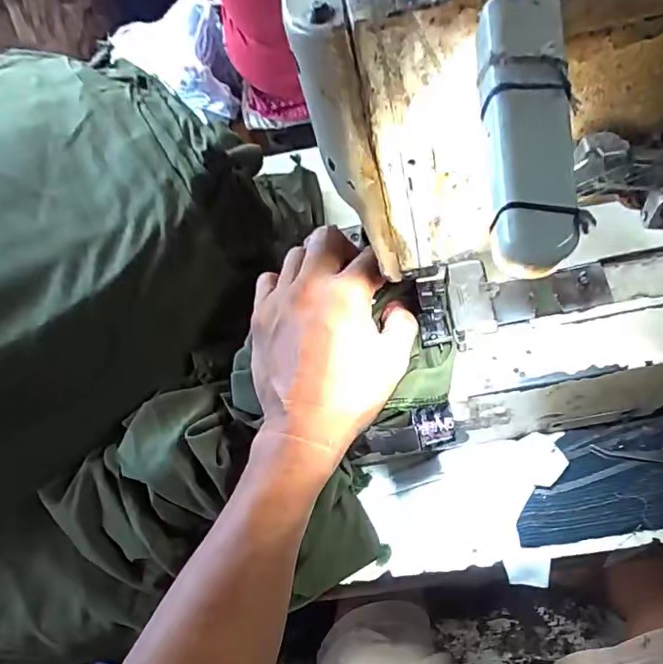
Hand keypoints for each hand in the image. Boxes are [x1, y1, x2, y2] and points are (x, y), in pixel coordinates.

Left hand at [250, 226, 417, 464]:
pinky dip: (282, 281)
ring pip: (294, 254)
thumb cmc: (348, 397)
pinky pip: (268, 280)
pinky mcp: (260, 317)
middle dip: (344, 248)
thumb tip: (397, 308)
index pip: (370, 257)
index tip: (385, 276)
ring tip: (322, 284)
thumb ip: (402, 325)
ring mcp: (280, 299)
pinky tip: (293, 298)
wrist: (302, 426)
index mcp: (346, 292)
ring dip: (313, 262)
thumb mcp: (392, 362)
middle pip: (326, 238)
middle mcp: (309, 286)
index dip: (383, 264)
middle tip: (352, 271)